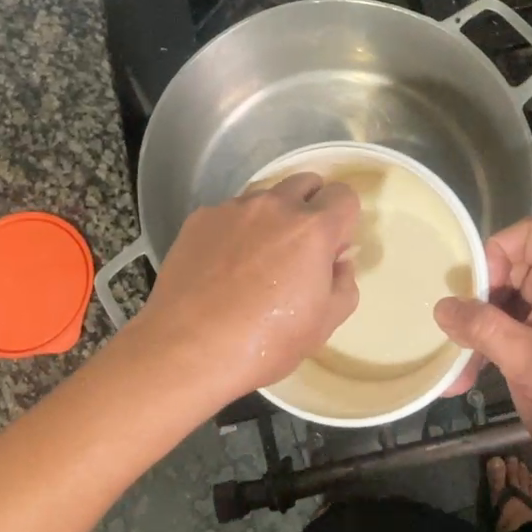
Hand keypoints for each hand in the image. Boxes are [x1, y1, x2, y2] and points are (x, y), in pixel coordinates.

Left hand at [126, 174, 360, 401]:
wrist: (188, 349)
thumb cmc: (265, 342)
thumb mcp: (324, 324)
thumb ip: (343, 283)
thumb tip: (337, 261)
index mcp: (312, 228)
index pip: (344, 196)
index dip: (344, 221)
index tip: (332, 250)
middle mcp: (273, 206)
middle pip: (305, 183)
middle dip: (311, 207)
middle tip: (299, 250)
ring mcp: (232, 209)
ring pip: (264, 198)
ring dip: (271, 218)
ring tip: (256, 262)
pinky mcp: (199, 219)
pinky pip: (229, 214)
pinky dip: (235, 231)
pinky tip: (223, 268)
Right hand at [434, 217, 531, 503]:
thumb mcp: (530, 364)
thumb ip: (485, 328)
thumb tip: (442, 306)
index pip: (531, 235)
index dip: (499, 248)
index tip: (476, 286)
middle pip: (507, 270)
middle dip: (474, 294)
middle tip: (450, 326)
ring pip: (499, 306)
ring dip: (472, 330)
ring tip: (450, 362)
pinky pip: (501, 337)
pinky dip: (480, 353)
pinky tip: (458, 384)